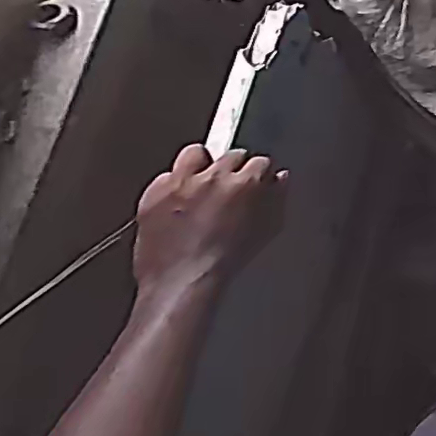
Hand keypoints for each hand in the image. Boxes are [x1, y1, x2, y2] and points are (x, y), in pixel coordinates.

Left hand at [131, 144, 287, 300]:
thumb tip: (280, 180)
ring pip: (195, 153)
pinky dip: (174, 184)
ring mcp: (182, 183)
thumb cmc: (227, 260)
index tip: (259, 181)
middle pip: (231, 155)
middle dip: (235, 167)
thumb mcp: (268, 229)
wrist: (184, 281)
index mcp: (246, 183)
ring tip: (204, 180)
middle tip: (233, 185)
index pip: (261, 161)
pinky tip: (180, 200)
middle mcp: (215, 176)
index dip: (261, 173)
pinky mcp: (155, 193)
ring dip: (203, 163)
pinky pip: (165, 176)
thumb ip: (277, 198)